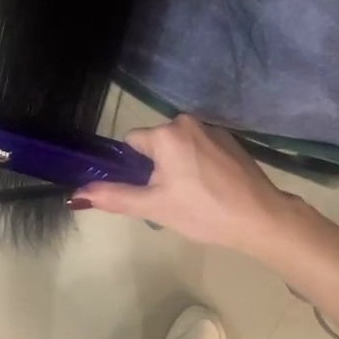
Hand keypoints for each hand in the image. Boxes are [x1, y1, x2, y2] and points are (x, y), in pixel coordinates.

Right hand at [73, 116, 305, 255]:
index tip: (151, 191)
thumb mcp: (155, 207)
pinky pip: (202, 147)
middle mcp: (186, 121)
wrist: (261, 218)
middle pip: (157, 143)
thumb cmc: (203, 211)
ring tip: (196, 196)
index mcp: (165, 132)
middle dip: (159, 168)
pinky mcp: (231, 138)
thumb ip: (115, 196)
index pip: (133, 143)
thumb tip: (76, 194)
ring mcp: (211, 127)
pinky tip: (214, 188)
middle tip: (174, 199)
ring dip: (180, 165)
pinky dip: (202, 163)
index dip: (136, 168)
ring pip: (180, 146)